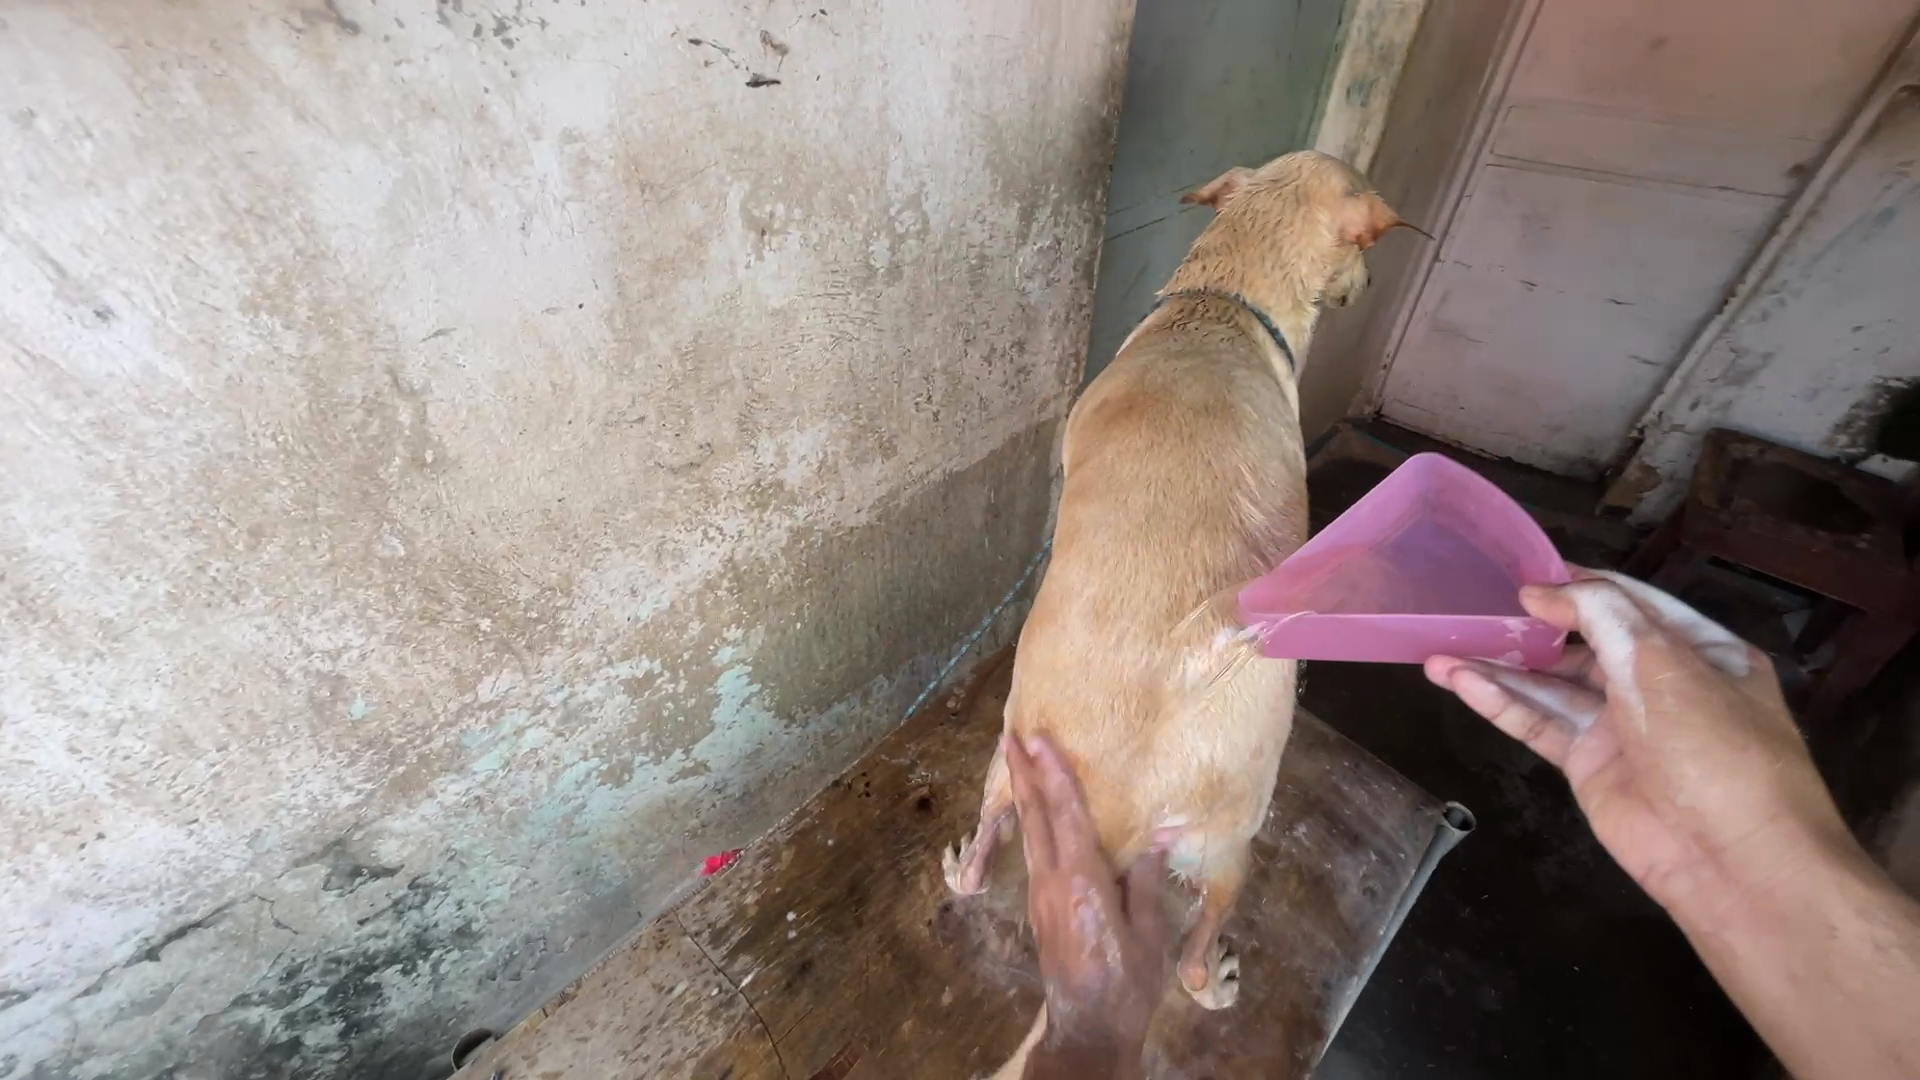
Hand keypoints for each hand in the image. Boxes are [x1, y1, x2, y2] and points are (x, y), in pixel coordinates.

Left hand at [1004, 733, 1168, 1064]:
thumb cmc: (1126, 984)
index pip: (1065, 814)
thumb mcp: (1148, 934)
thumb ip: (1146, 881)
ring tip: (1015, 762)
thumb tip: (1160, 836)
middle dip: (1022, 773)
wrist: (1087, 1031)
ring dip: (1023, 793)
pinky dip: (1030, 820)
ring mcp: (1040, 893)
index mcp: (1081, 881)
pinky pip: (1032, 851)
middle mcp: (1052, 880)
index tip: (1039, 740)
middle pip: (1034, 815)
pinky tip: (1032, 811)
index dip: (1053, 773)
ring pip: (1028, 831)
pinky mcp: (1038, 906)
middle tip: (1009, 736)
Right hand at [1423, 569, 1850, 922]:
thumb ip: (1596, 615)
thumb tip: (1536, 592)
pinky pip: (1535, 721)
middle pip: (1576, 645)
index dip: (1574, 585)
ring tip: (1437, 655)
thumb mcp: (1662, 664)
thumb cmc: (1713, 748)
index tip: (1518, 575)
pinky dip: (1497, 702)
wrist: (1733, 860)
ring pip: (1545, 685)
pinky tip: (1456, 682)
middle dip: (1523, 631)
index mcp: (1698, 653)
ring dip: (1494, 669)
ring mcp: (1618, 725)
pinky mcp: (1585, 760)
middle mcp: (1656, 684)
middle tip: (1468, 615)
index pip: (1627, 603)